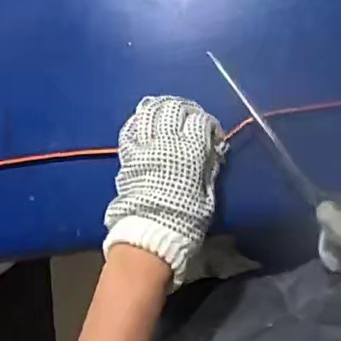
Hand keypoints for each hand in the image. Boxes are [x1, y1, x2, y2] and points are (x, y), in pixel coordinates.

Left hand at [103, 97, 227, 284]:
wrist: (148, 233)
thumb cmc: (184, 220)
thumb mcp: (207, 196)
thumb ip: (208, 169)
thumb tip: (212, 151)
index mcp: (190, 151)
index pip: (200, 122)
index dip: (208, 123)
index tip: (212, 132)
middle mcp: (166, 141)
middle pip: (174, 109)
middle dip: (185, 109)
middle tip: (190, 116)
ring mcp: (144, 145)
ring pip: (151, 112)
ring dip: (161, 107)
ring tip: (168, 110)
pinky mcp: (128, 153)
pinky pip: (131, 128)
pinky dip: (139, 120)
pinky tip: (145, 120)